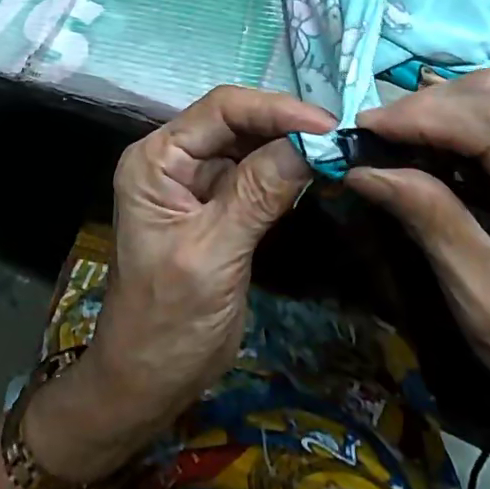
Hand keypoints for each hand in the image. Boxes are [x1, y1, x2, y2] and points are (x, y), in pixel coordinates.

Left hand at [25, 85, 333, 481]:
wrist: (147, 379)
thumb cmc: (168, 321)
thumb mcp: (214, 254)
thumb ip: (257, 194)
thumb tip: (312, 143)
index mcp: (155, 160)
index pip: (219, 110)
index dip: (275, 110)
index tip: (328, 125)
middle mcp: (171, 160)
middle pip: (234, 121)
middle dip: (286, 124)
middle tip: (342, 137)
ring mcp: (192, 182)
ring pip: (246, 145)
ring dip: (289, 145)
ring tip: (337, 149)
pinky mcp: (214, 205)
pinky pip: (252, 174)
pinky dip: (283, 171)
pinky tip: (315, 172)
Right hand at [342, 70, 489, 449]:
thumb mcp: (479, 299)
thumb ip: (429, 221)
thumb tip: (362, 168)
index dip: (427, 114)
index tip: (364, 128)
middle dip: (428, 107)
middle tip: (375, 138)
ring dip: (442, 113)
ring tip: (397, 144)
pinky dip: (461, 126)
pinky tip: (434, 152)